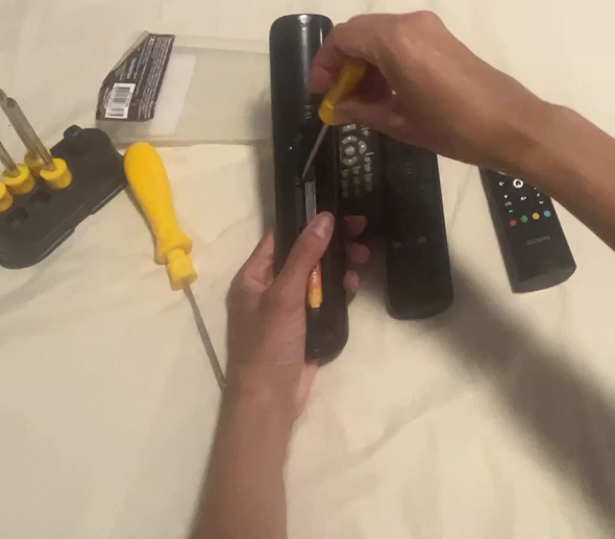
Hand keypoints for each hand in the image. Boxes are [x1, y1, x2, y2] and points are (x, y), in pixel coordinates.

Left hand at [223, 213, 369, 418]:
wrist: (270, 403)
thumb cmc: (268, 345)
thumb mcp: (284, 295)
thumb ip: (304, 255)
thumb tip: (324, 218)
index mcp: (252, 278)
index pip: (280, 238)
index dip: (307, 222)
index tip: (337, 211)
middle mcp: (269, 288)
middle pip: (303, 255)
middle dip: (331, 244)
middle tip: (361, 232)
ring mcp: (288, 308)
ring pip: (317, 275)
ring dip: (339, 265)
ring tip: (362, 259)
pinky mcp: (306, 325)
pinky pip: (324, 298)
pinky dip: (339, 288)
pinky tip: (353, 284)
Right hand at [306, 11, 560, 174]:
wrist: (510, 125)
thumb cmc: (453, 127)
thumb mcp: (399, 122)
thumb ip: (361, 110)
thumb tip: (337, 108)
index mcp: (396, 41)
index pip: (342, 38)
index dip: (324, 64)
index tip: (320, 93)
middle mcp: (411, 24)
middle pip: (359, 32)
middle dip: (343, 63)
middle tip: (338, 98)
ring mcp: (429, 27)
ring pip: (380, 35)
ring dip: (364, 62)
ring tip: (362, 102)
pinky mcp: (442, 37)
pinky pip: (401, 39)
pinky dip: (386, 59)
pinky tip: (387, 92)